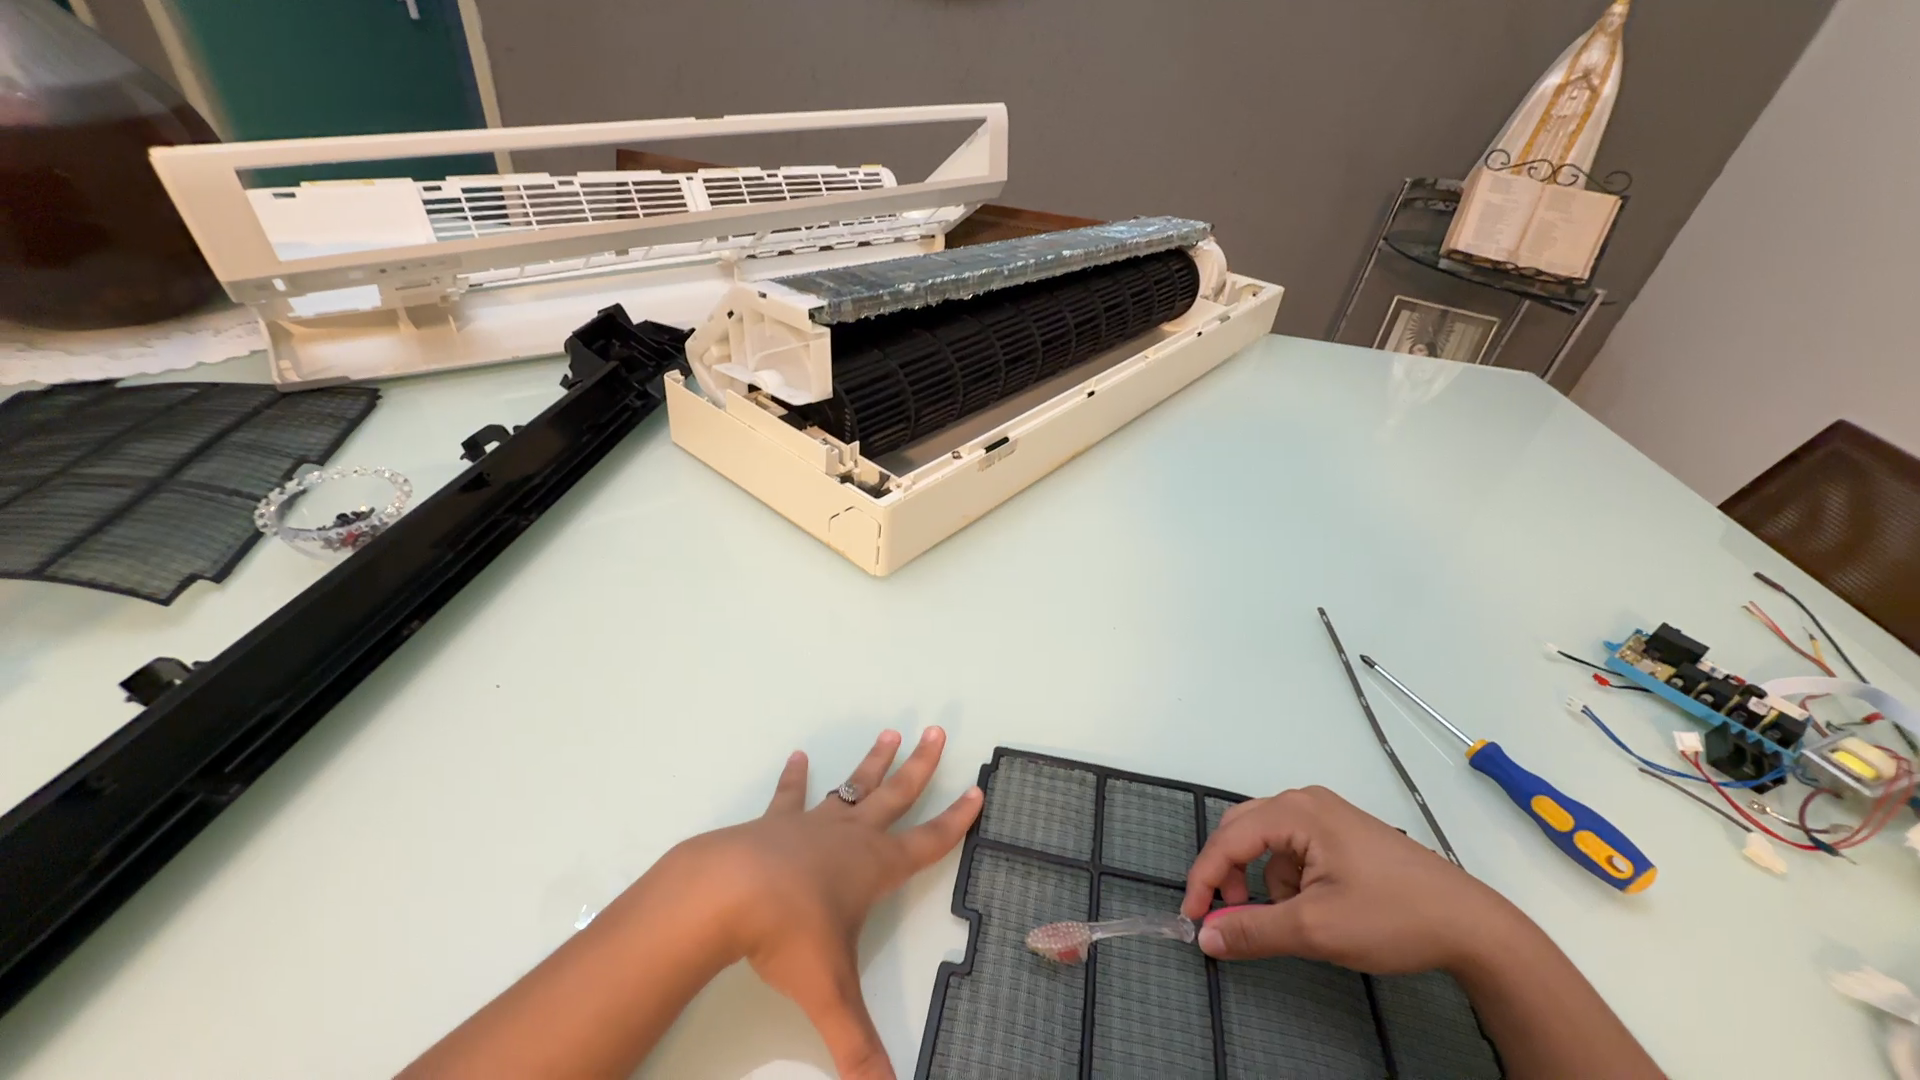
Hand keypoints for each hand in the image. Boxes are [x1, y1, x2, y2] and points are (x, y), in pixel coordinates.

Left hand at [674, 729, 980, 1078]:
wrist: (726, 892)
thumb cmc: (789, 936)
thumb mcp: (832, 994)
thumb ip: (860, 1048)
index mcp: (875, 868)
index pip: (929, 842)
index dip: (956, 821)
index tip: (977, 791)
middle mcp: (851, 836)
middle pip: (897, 794)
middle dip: (920, 765)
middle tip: (936, 730)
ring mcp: (813, 824)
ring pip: (853, 786)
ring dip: (873, 762)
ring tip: (889, 732)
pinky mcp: (775, 823)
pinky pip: (790, 796)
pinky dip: (795, 778)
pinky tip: (797, 757)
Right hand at [1180, 786, 1521, 974]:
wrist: (1472, 926)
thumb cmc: (1392, 918)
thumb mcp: (1315, 930)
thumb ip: (1253, 930)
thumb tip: (1205, 937)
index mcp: (1296, 812)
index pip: (1227, 840)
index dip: (1204, 880)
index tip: (1193, 920)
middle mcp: (1305, 802)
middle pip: (1241, 831)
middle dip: (1232, 876)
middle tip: (1235, 917)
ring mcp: (1327, 815)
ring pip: (1266, 843)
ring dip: (1264, 881)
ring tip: (1291, 919)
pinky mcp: (1343, 833)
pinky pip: (1293, 849)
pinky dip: (1288, 879)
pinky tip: (1316, 907)